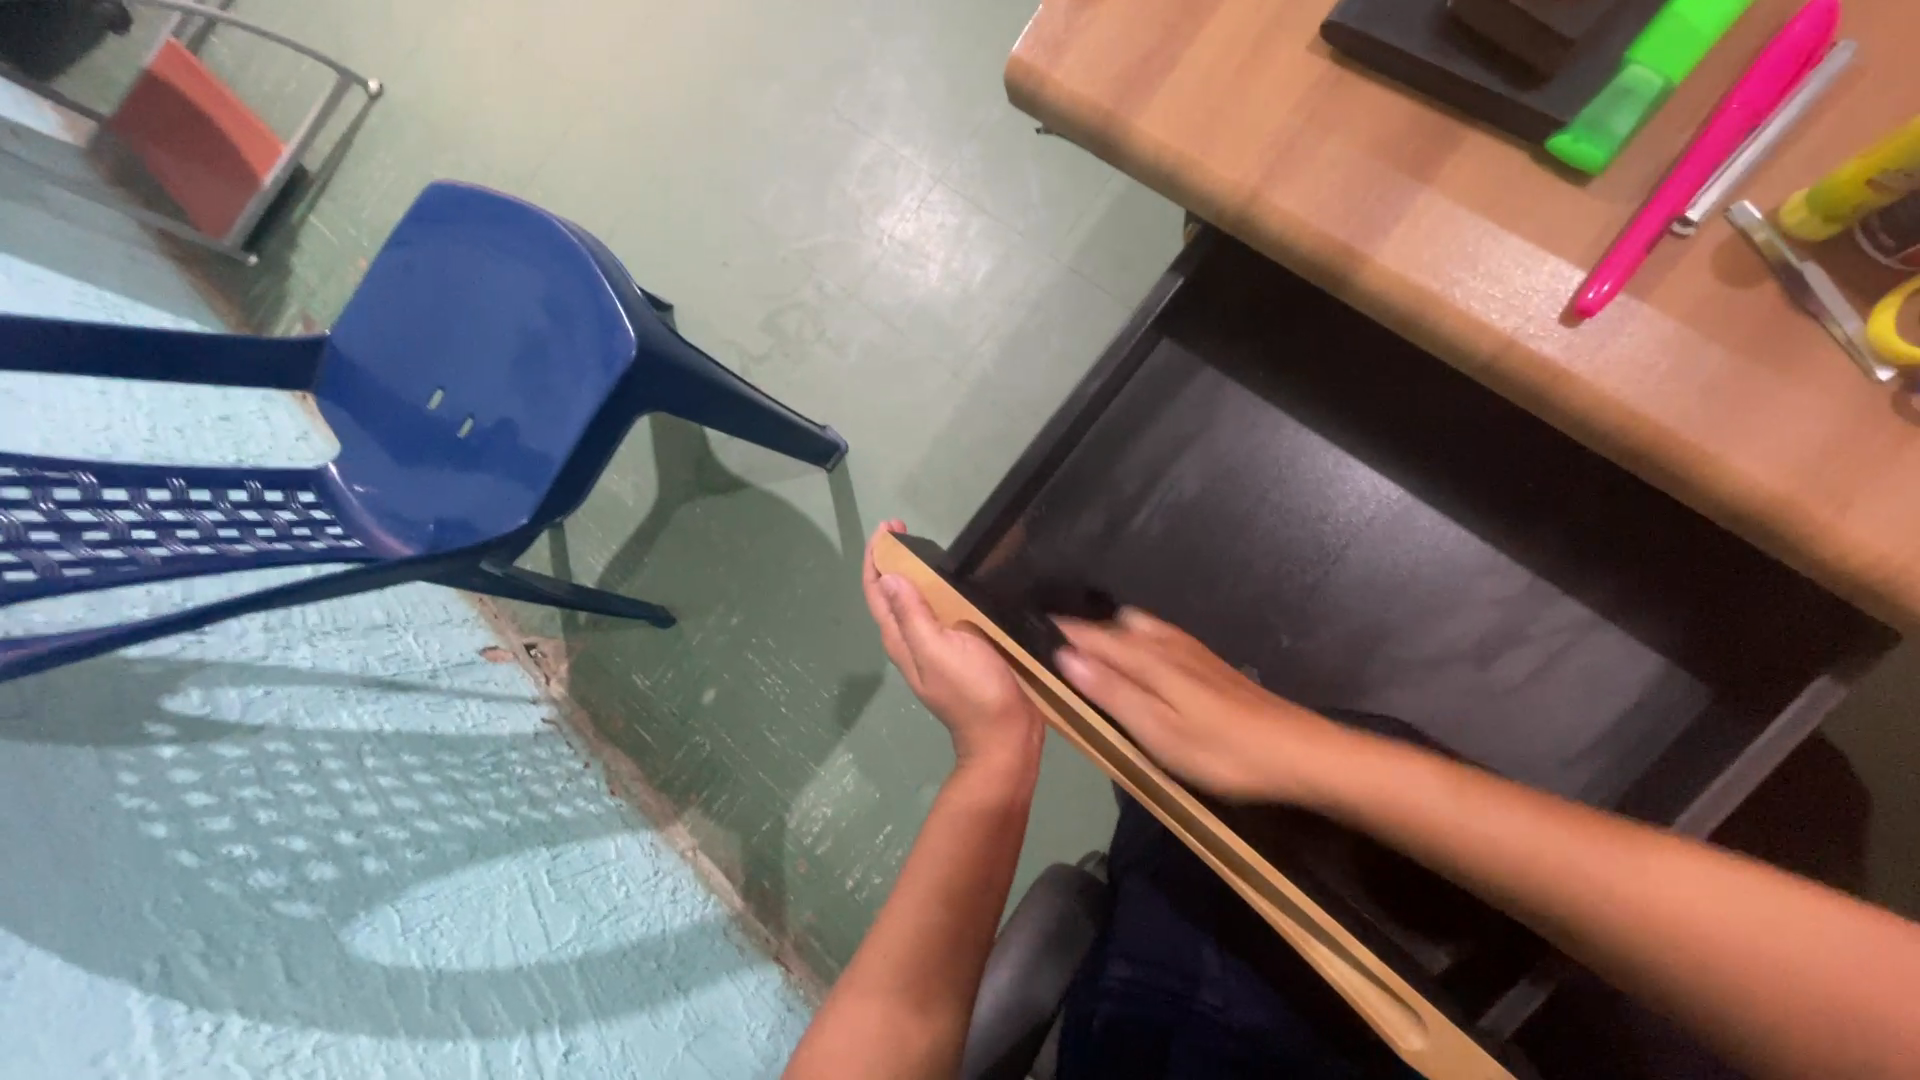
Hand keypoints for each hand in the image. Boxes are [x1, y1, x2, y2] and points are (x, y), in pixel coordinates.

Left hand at [864, 522, 1043, 773]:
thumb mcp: (939, 650)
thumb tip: (889, 578)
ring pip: (914, 602)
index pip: (876, 591)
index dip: (876, 558)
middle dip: (892, 560)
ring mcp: (934, 647)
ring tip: (927, 547)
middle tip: (906, 529)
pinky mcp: (958, 650)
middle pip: (892, 594)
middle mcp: (911, 641)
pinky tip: (956, 581)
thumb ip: (913, 615)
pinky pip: (939, 612)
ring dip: (915, 573)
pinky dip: (938, 590)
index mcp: (901, 639)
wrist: (1005, 735)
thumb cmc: (972, 691)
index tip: (887, 527)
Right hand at [1055, 608, 1347, 803]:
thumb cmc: (1222, 751)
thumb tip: (1064, 656)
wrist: (1299, 753)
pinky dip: (1134, 641)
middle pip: (1112, 628)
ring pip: (1136, 629)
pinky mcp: (1208, 664)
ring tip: (1085, 653)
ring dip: (1107, 635)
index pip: (1091, 636)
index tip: (1024, 632)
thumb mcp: (1158, 731)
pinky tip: (1137, 660)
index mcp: (1148, 659)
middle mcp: (1165, 645)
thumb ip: (1111, 692)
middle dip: (1080, 631)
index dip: (1059, 633)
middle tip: (1049, 648)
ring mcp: (1190, 652)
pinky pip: (1157, 638)